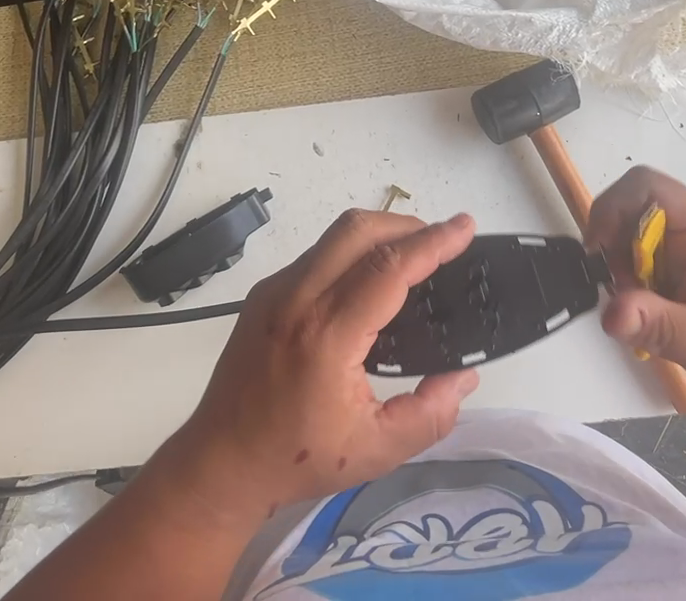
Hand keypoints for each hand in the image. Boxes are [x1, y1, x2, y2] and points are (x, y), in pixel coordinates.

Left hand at [154, 210, 481, 524]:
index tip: (465, 227)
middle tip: (442, 241)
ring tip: (412, 258)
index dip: (433, 243)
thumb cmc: (298, 457)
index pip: (388, 268)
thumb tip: (465, 376)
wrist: (221, 460)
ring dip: (378, 235)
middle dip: (407, 224)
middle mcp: (297, 299)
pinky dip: (351, 252)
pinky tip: (368, 281)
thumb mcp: (378, 450)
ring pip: (334, 237)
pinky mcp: (263, 293)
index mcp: (327, 336)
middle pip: (358, 231)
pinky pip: (316, 255)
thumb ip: (431, 414)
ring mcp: (275, 290)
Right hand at [587, 167, 685, 411]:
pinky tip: (649, 312)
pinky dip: (632, 282)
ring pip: (631, 232)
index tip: (600, 256)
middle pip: (633, 207)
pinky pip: (641, 255)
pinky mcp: (684, 264)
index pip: (648, 188)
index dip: (612, 210)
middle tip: (623, 293)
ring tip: (640, 309)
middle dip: (614, 247)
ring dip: (622, 268)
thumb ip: (658, 326)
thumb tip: (610, 314)